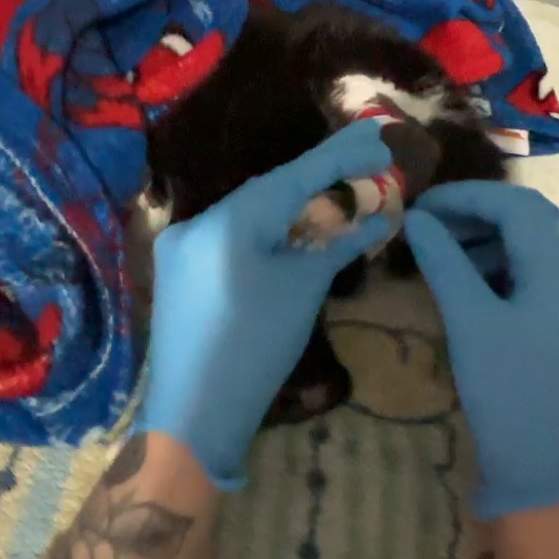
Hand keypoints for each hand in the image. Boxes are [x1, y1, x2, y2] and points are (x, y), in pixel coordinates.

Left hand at [139, 120, 393, 488]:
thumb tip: (376, 218)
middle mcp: (196, 221)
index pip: (293, 177)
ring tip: (340, 189)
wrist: (192, 417)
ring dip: (296, 203)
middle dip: (320, 175)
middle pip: (270, 190)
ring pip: (250, 212)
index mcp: (226, 222)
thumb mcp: (304, 290)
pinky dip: (269, 229)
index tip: (378, 141)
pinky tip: (296, 227)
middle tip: (369, 154)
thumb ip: (339, 245)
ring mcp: (182, 246)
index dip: (339, 157)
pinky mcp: (180, 269)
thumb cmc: (256, 350)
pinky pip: (232, 236)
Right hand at [403, 181, 558, 519]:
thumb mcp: (469, 321)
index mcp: (557, 269)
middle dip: (477, 211)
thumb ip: (444, 262)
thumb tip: (416, 219)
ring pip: (528, 243)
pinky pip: (527, 271)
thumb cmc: (505, 389)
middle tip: (431, 222)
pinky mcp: (555, 319)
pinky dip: (495, 261)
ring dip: (485, 235)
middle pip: (527, 217)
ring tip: (441, 248)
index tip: (421, 206)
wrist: (537, 463)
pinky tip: (464, 278)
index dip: (466, 197)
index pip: (514, 206)